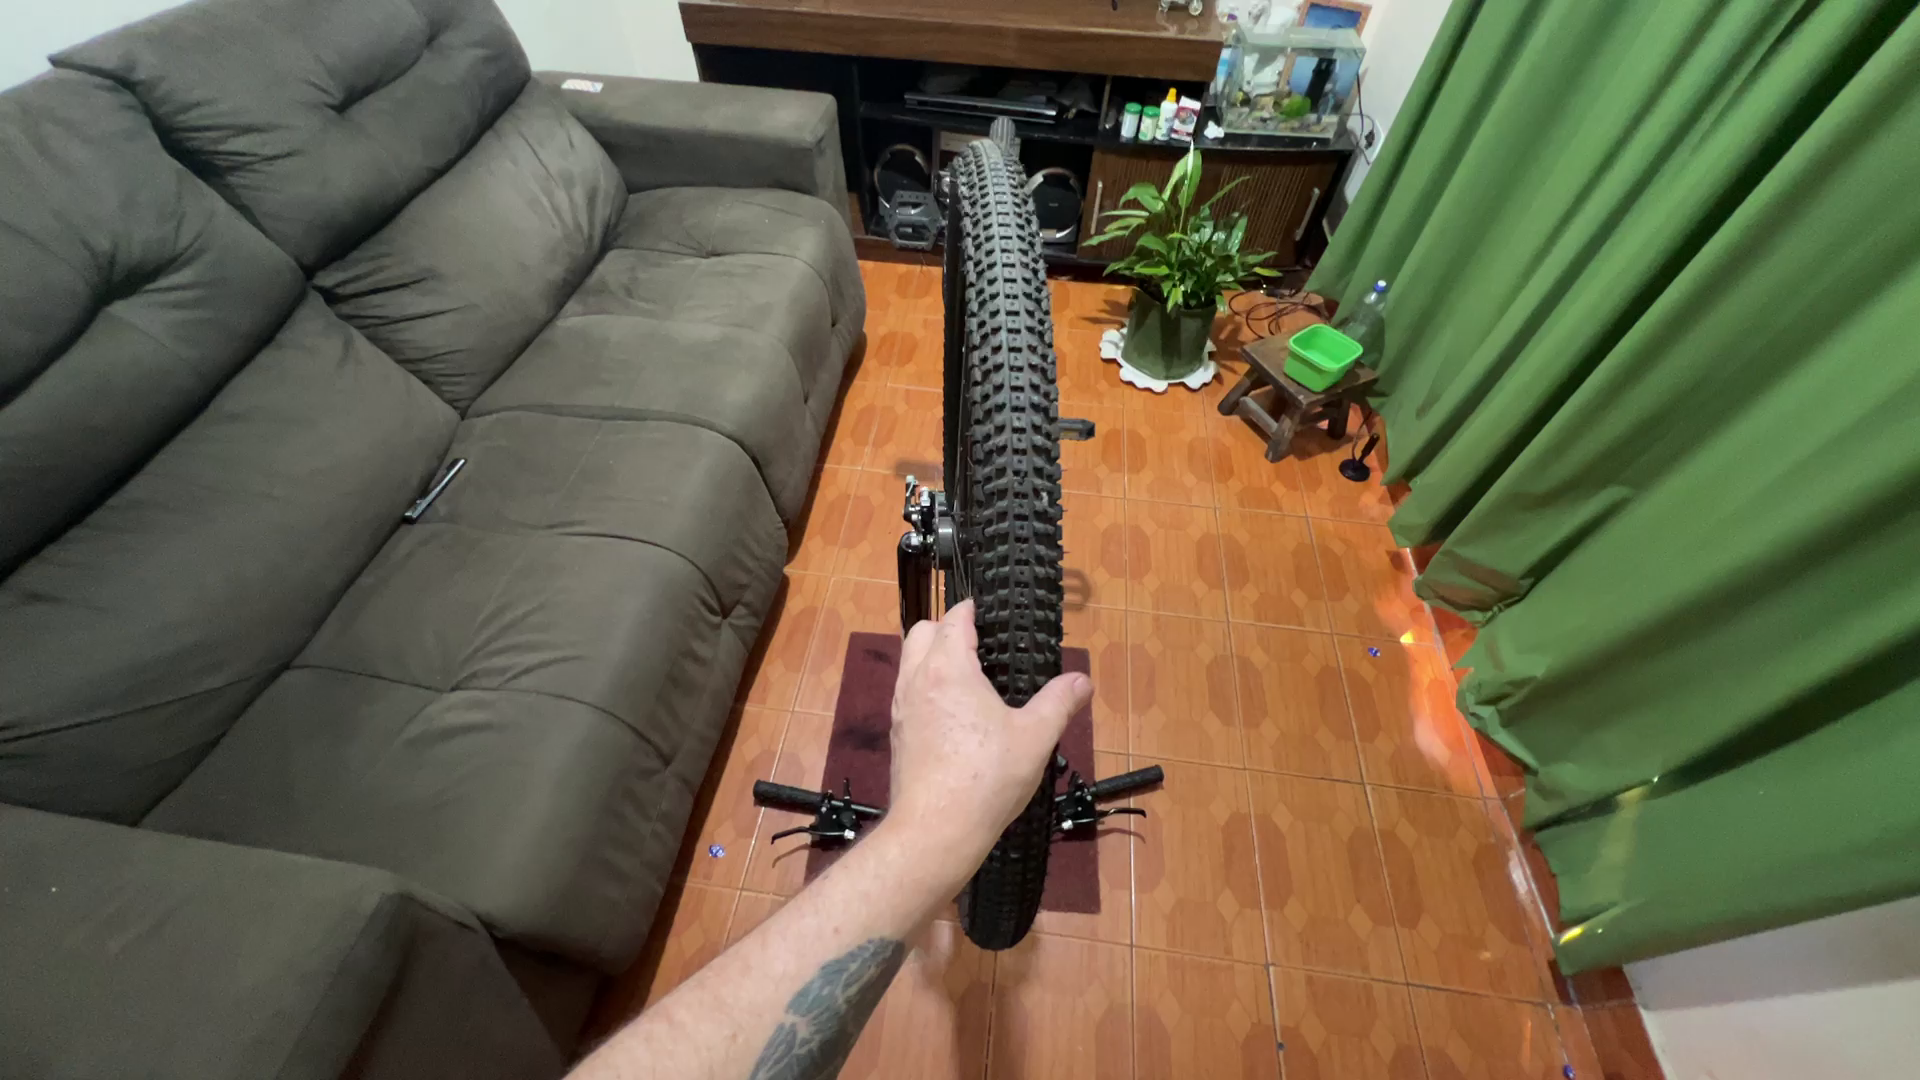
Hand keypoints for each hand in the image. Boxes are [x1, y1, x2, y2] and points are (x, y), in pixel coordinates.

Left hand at [882, 600, 1092, 878]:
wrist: (935, 831)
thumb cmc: (986, 778)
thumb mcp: (1035, 738)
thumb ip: (1059, 703)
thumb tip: (1082, 681)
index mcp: (948, 668)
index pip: (954, 619)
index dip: (973, 610)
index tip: (993, 613)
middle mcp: (917, 679)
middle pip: (921, 631)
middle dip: (946, 628)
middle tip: (981, 644)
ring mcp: (901, 707)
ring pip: (909, 661)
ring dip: (932, 656)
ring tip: (970, 677)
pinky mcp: (897, 733)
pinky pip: (908, 692)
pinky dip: (926, 685)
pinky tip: (953, 713)